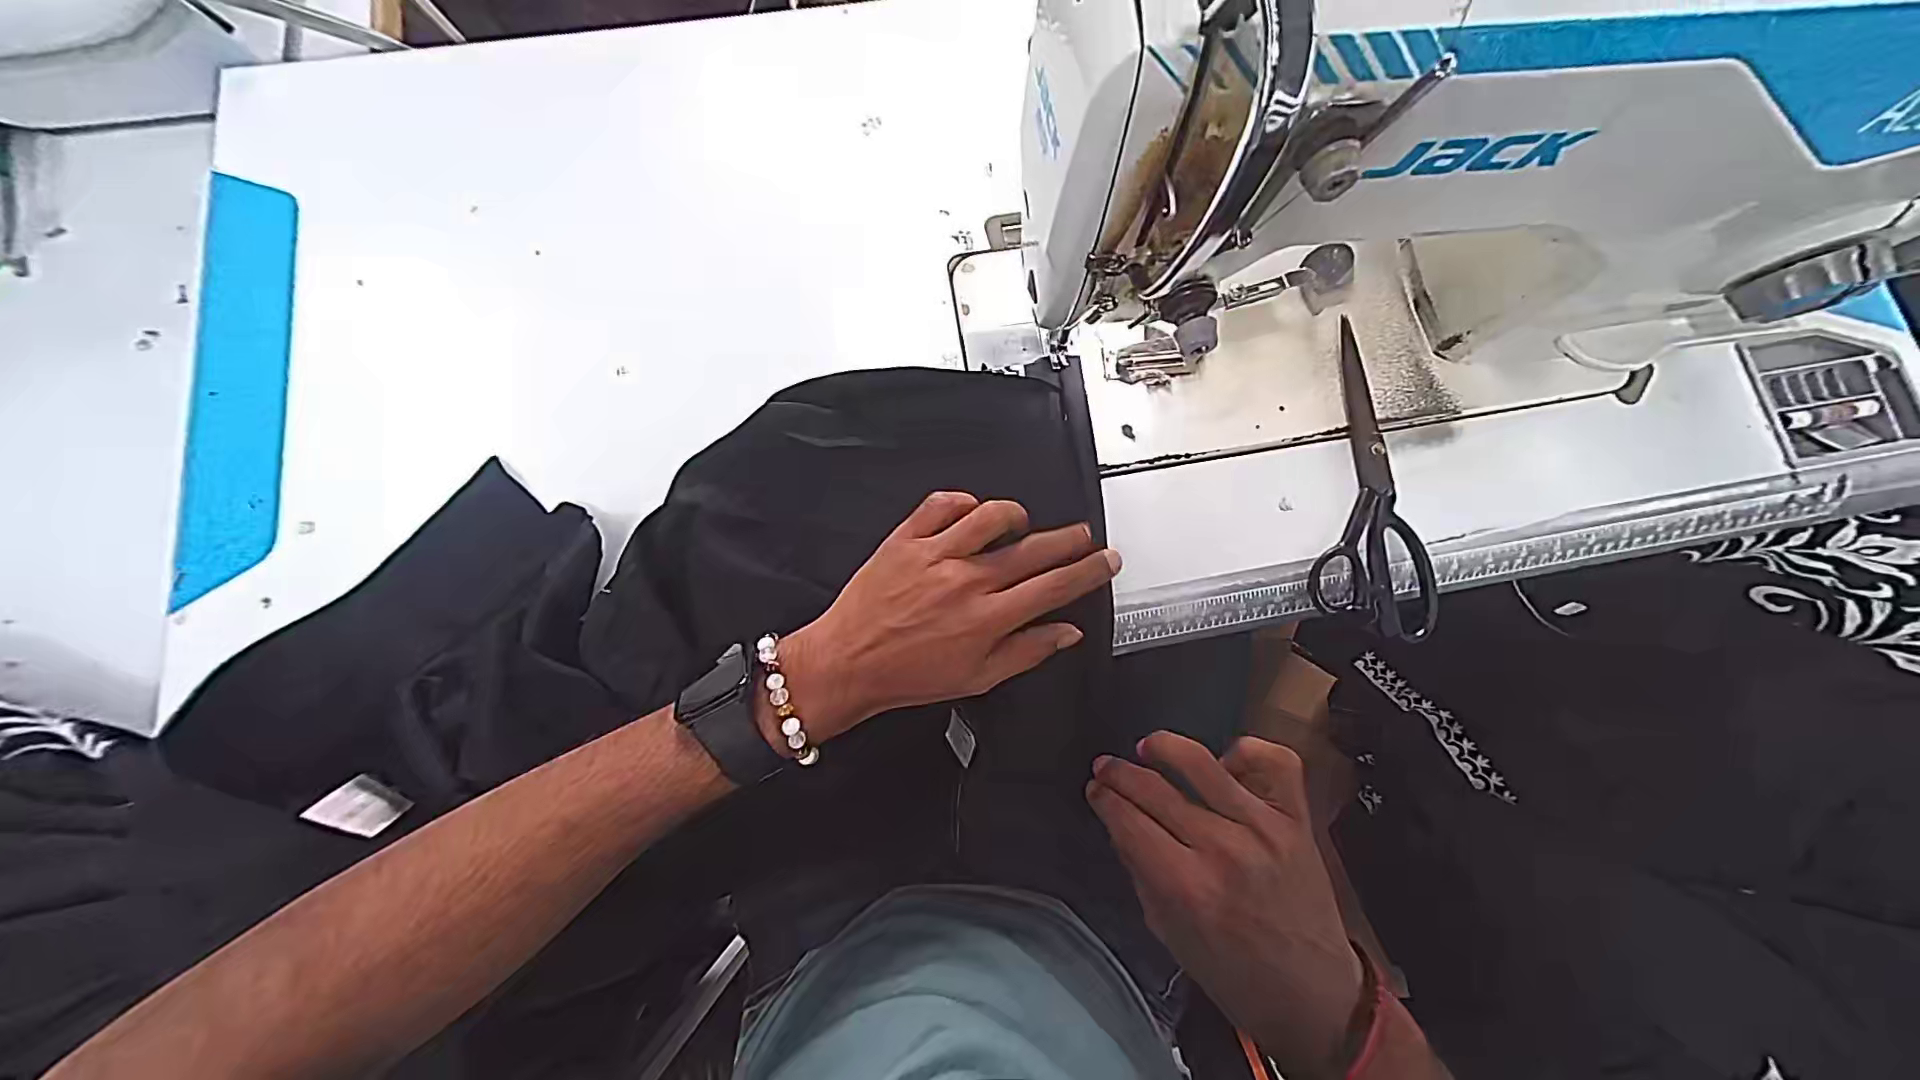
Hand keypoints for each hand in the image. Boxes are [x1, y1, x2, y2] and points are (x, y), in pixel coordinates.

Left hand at [772, 491, 1119, 745]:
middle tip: (1082, 535)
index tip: (1104, 560)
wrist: (847, 661)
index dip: (1088, 570)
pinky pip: (941, 505)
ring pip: (992, 516)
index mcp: (987, 617)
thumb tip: (1064, 633)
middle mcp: (965, 581)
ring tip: (1023, 522)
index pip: (1054, 586)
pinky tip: (970, 510)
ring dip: (1016, 515)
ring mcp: (935, 555)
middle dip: (1069, 538)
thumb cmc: (905, 674)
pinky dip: (963, 501)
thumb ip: (1027, 651)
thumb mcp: (976, 678)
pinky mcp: (906, 540)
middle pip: (1034, 548)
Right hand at [1088, 733, 1362, 1079]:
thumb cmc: (1233, 973)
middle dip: (1118, 772)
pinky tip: (1223, 764)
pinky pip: (1270, 761)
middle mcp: (1222, 850)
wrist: (1316, 997)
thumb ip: (1139, 871)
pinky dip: (1243, 752)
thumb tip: (1117, 819)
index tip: (1094, 789)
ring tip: (1148, 747)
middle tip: (1105, 767)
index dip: (1102, 798)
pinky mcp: (1296, 819)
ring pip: (1201, 762)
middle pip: (1152, 787)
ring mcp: (1263, 828)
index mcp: (1186, 888)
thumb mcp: (1167, 932)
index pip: (1126, 819)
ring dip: (1163, 746)